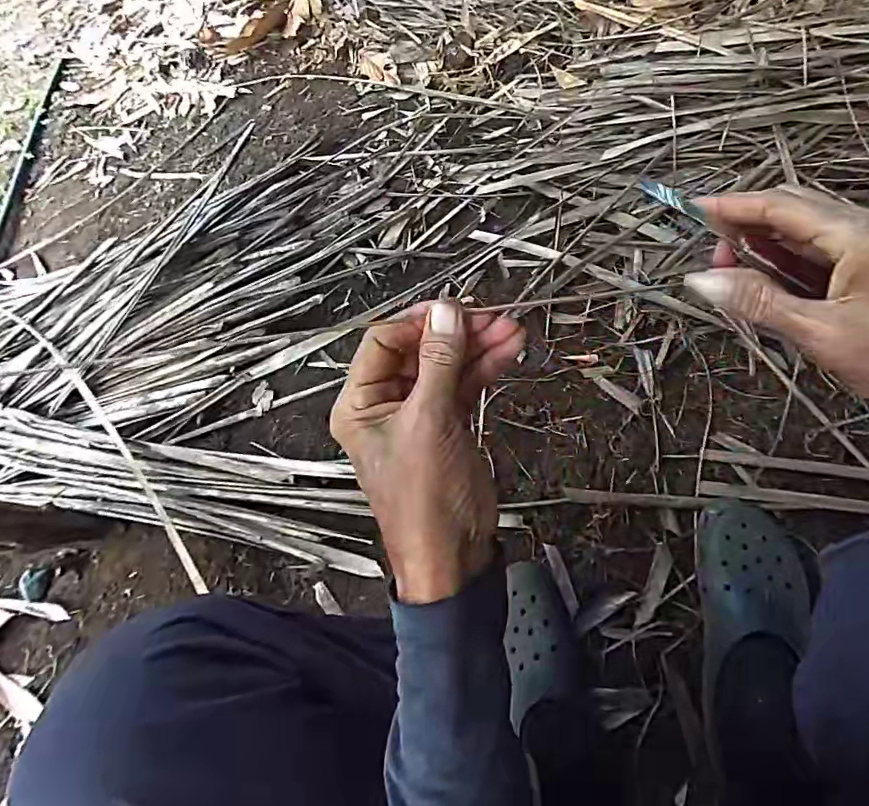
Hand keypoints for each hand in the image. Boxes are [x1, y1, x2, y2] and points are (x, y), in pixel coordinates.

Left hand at [330, 301, 525, 602]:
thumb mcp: (428, 423)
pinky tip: (507, 349)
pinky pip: (466, 381)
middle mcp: (386, 403)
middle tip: (487, 317)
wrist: (454, 556)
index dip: (418, 323)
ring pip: (448, 363)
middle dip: (456, 332)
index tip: (450, 312)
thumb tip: (445, 315)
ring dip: (478, 345)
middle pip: (420, 349)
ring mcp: (420, 411)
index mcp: (360, 403)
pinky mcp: (449, 420)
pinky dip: (487, 365)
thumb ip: (439, 363)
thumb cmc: (423, 506)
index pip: (383, 342)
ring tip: (508, 328)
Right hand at [684, 188, 868, 444]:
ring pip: (812, 231)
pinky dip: (795, 262)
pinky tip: (776, 283)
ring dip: (770, 245)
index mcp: (862, 235)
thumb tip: (702, 280)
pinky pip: (830, 253)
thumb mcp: (825, 335)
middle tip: (714, 256)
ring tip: (737, 272)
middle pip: (796, 209)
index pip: (781, 205)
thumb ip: (760, 302)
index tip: (693, 210)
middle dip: (748, 225)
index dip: (733, 206)